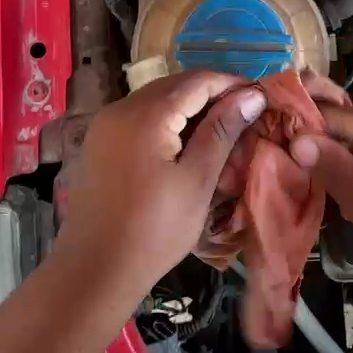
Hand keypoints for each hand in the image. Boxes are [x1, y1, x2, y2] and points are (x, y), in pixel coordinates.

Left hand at [54, 69, 266, 295]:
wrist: (93, 271)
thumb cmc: (154, 231)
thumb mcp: (197, 181)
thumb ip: (222, 131)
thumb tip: (252, 95)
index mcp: (146, 114)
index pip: (196, 80)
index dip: (230, 83)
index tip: (259, 95)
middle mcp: (121, 108)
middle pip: (173, 85)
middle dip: (210, 92)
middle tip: (243, 112)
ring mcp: (105, 124)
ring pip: (155, 99)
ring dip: (187, 105)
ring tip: (219, 127)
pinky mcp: (98, 142)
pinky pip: (138, 116)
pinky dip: (164, 119)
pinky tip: (183, 142)